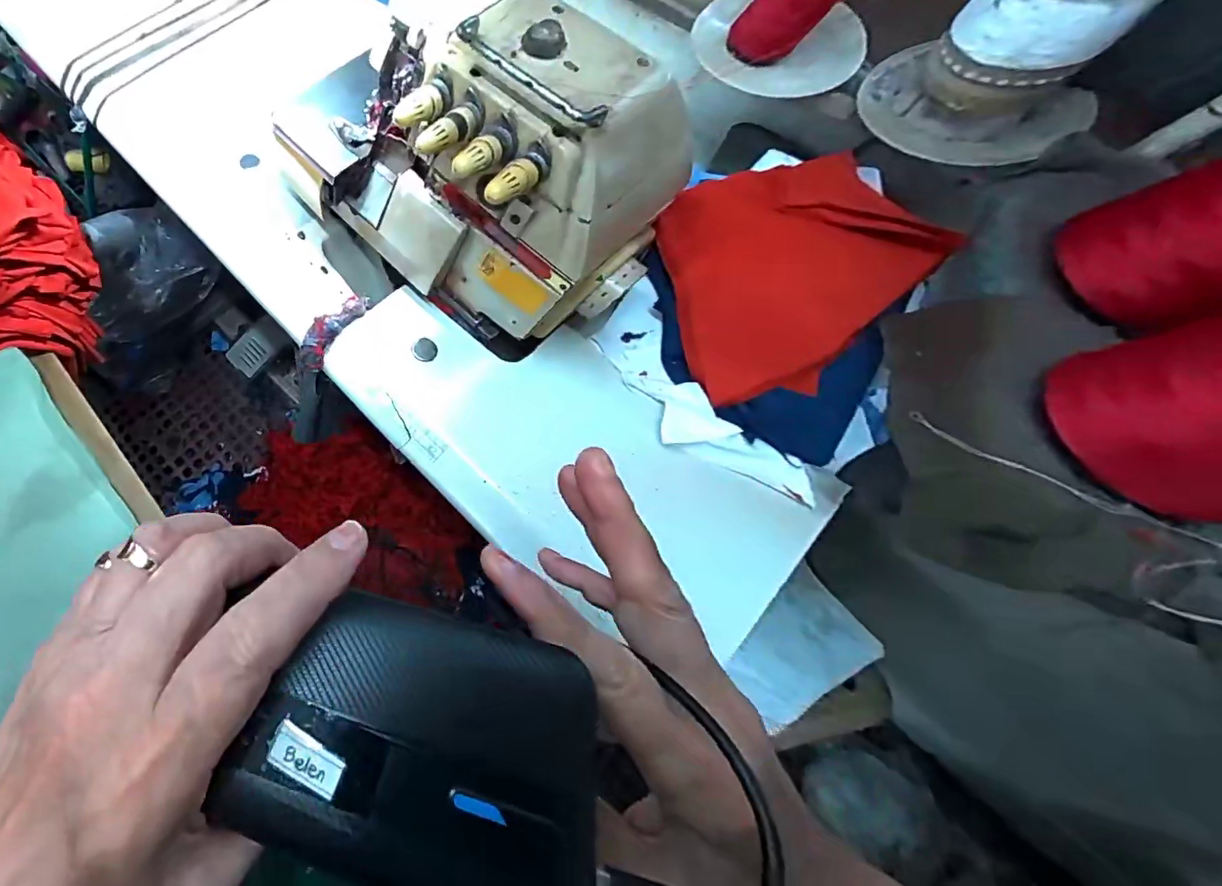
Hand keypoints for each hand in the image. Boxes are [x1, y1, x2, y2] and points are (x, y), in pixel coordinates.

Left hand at [0, 513, 367, 885]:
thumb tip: (296, 744)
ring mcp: (77, 646)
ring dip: (208, 532)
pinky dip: (159, 547)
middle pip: (200, 567)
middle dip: (260, 542)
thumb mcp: (200, 874)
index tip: (349, 541)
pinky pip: (113, 562)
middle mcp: (120, 676)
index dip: (307, 581)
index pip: (250, 637)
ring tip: (237, 549)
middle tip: (290, 558)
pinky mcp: (52, 637)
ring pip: (151, 546)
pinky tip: (176, 566)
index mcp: (165, 744)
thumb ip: (259, 806)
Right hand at [480, 449, 892, 885]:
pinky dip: (600, 576)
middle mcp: (700, 698)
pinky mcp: (691, 670)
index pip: (611, 668)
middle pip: (654, 599)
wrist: (812, 883)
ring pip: (652, 590)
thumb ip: (588, 818)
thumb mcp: (658, 872)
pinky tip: (559, 556)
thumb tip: (513, 771)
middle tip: (585, 465)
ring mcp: (701, 677)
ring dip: (611, 530)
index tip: (497, 561)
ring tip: (575, 478)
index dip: (552, 612)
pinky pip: (642, 611)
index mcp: (690, 754)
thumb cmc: (734, 874)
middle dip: (617, 526)